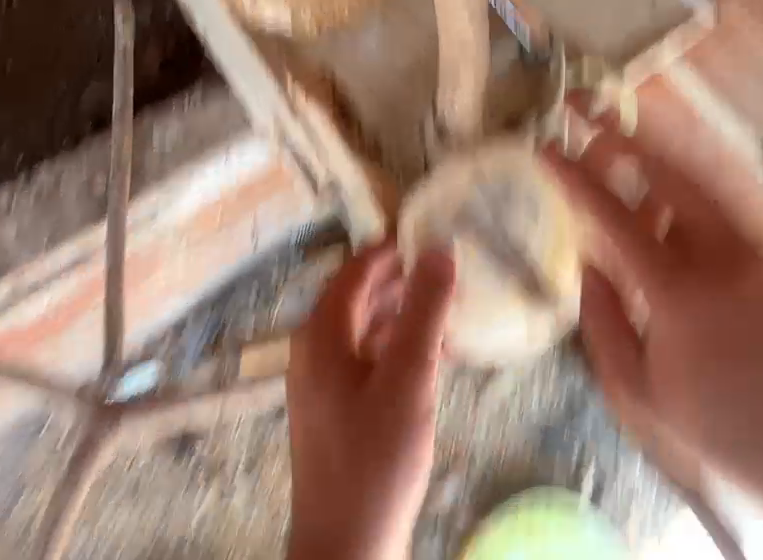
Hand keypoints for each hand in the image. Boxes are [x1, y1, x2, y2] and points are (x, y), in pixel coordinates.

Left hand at [286, 243, 456, 559]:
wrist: (346, 549)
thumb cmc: (376, 458)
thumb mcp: (408, 379)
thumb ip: (425, 312)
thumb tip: (439, 249)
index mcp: (321, 336)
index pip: (355, 270)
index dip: (391, 249)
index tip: (432, 233)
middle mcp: (314, 352)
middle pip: (358, 297)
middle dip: (401, 281)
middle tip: (447, 270)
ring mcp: (323, 384)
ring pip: (365, 330)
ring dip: (403, 314)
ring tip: (448, 310)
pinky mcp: (337, 411)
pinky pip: (367, 360)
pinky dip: (398, 348)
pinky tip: (433, 358)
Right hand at [543, 126, 762, 493]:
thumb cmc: (722, 427)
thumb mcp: (641, 392)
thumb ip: (602, 322)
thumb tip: (587, 263)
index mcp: (677, 289)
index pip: (614, 214)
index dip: (576, 176)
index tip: (548, 147)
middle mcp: (719, 253)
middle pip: (665, 169)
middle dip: (620, 132)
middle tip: (585, 108)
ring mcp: (753, 249)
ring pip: (696, 178)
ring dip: (653, 152)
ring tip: (617, 138)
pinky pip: (719, 204)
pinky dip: (683, 187)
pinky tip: (663, 202)